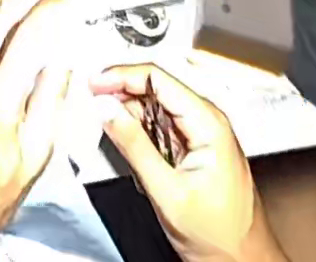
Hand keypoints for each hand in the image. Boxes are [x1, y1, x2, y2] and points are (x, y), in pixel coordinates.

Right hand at [93, 63, 285, 261]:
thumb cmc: (221, 239)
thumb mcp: (168, 193)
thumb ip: (134, 145)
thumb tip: (106, 107)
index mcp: (207, 121)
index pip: (157, 78)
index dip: (122, 76)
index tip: (95, 83)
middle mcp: (206, 119)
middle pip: (155, 88)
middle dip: (123, 94)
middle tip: (96, 105)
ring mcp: (200, 132)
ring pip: (155, 107)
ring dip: (130, 114)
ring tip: (112, 132)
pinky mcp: (194, 147)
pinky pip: (160, 126)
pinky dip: (140, 131)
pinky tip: (131, 147)